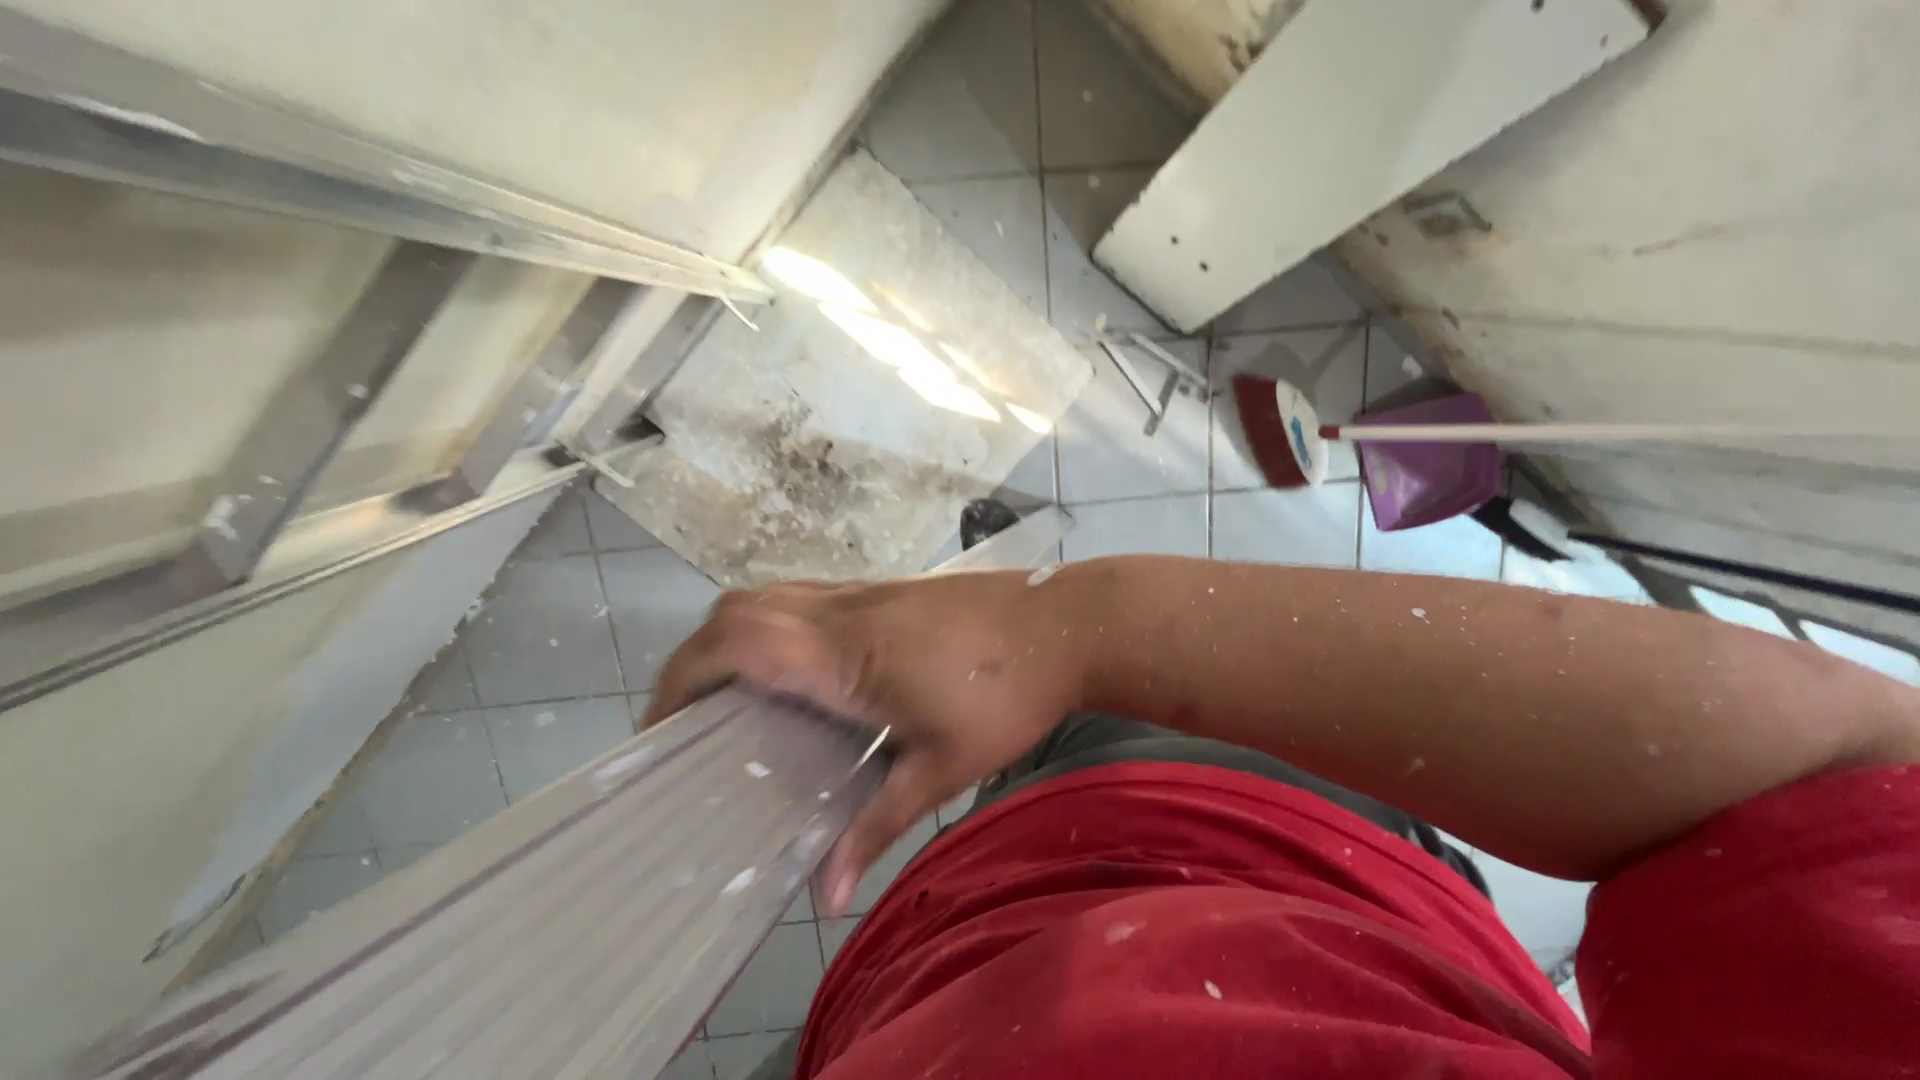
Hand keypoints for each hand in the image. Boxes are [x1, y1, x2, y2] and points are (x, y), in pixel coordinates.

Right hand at [643, 570, 1086, 913]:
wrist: (1067, 624)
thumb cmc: (1006, 698)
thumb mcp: (942, 768)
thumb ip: (877, 826)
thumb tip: (828, 897)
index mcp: (843, 652)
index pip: (736, 643)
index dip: (683, 678)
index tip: (661, 730)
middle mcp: (840, 611)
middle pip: (736, 610)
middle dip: (694, 659)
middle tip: (686, 721)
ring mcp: (862, 591)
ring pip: (767, 595)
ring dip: (731, 637)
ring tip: (727, 698)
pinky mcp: (883, 589)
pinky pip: (801, 596)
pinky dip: (770, 626)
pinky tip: (792, 674)